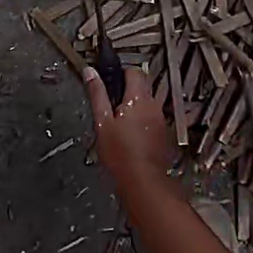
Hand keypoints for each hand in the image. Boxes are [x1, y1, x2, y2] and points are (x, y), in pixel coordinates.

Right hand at [82, 66, 175, 184]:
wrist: (142, 181)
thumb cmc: (120, 154)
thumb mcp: (102, 122)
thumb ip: (97, 94)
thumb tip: (90, 72)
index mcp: (138, 98)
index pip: (133, 71)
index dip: (120, 73)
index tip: (109, 83)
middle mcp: (153, 105)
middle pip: (142, 85)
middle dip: (126, 90)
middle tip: (110, 106)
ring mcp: (160, 119)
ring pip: (147, 102)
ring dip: (134, 106)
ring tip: (118, 123)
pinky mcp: (163, 132)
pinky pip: (152, 117)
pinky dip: (142, 120)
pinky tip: (130, 135)